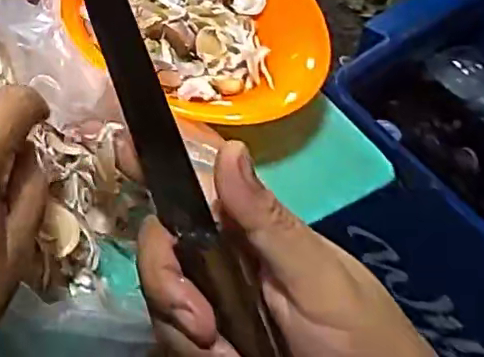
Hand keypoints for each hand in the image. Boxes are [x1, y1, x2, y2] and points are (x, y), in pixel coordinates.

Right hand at [139, 140, 430, 356]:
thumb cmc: (366, 341)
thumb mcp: (322, 281)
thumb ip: (269, 221)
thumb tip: (231, 146)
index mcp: (242, 224)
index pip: (185, 182)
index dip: (145, 163)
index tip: (116, 152)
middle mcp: (217, 253)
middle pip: (157, 239)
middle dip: (163, 277)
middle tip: (197, 322)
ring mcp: (208, 296)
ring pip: (157, 287)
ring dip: (178, 324)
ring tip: (223, 356)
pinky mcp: (202, 337)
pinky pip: (167, 330)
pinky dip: (186, 349)